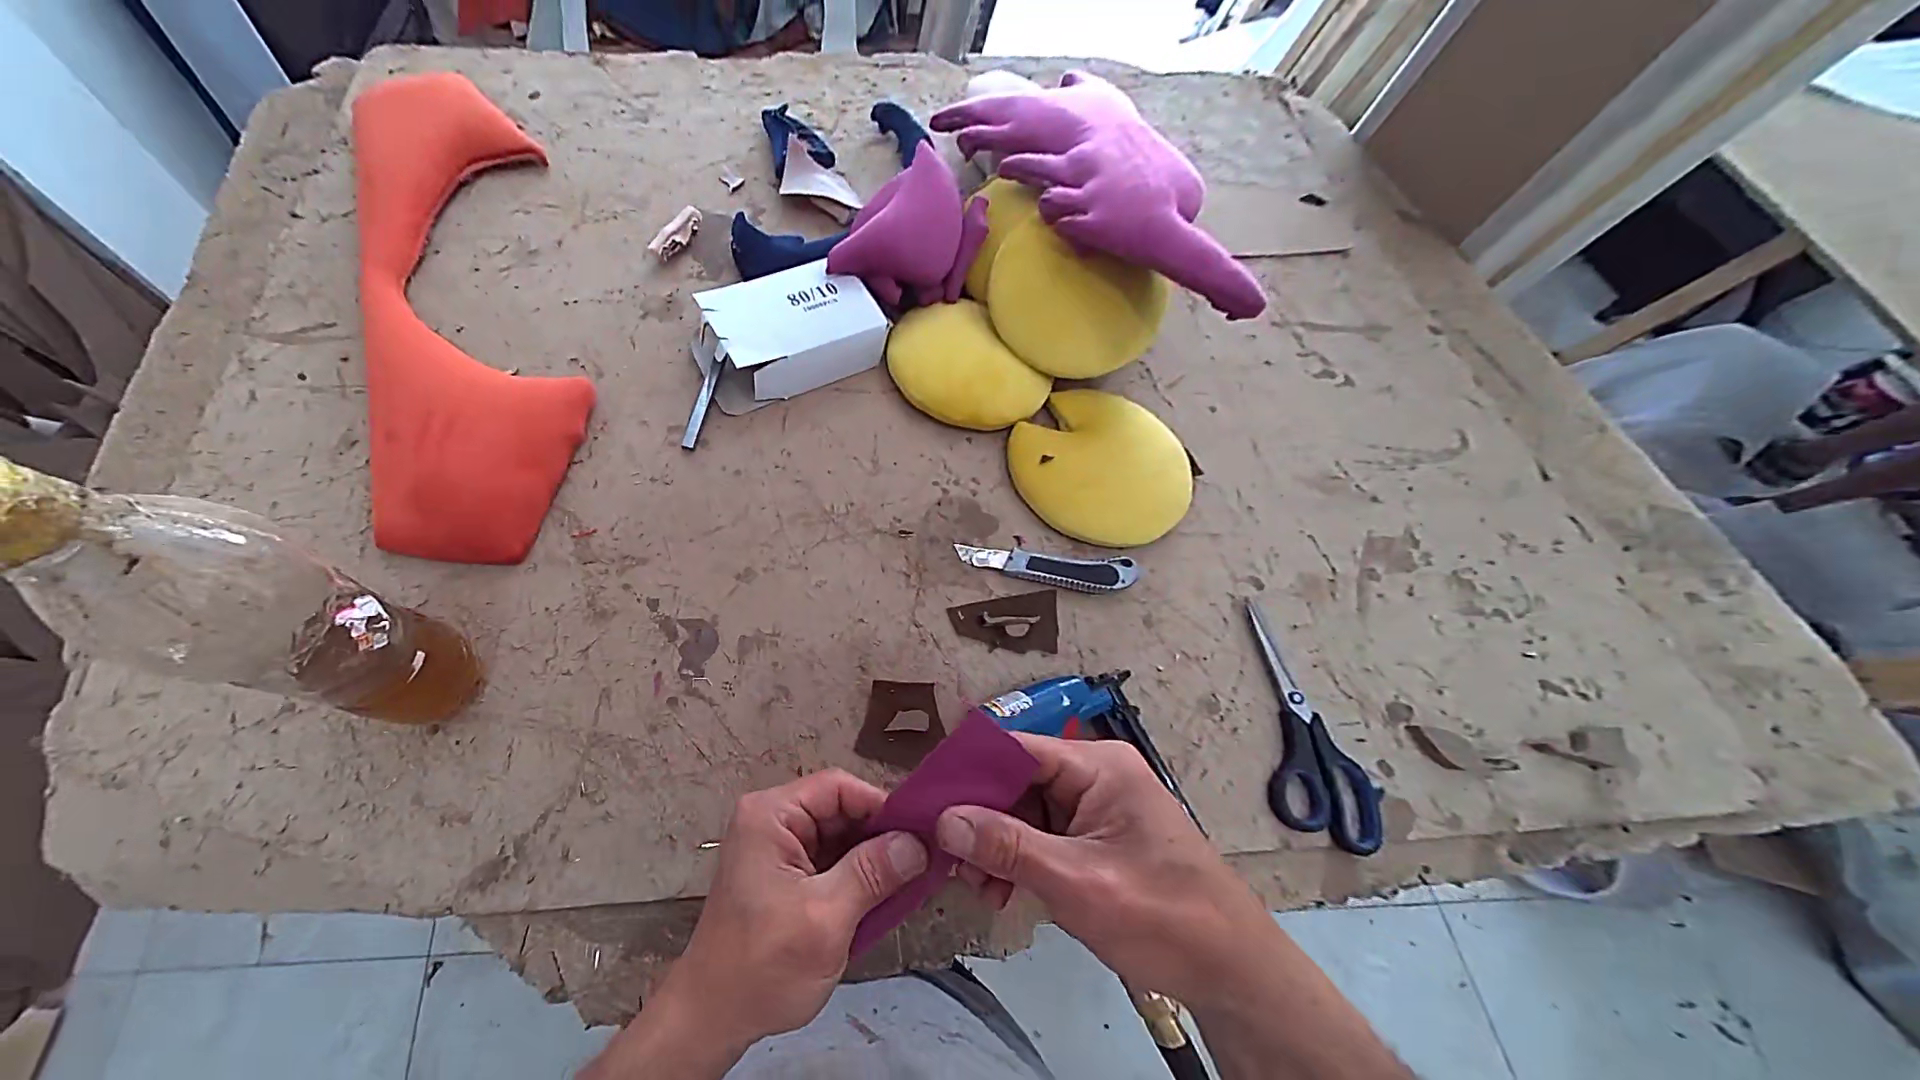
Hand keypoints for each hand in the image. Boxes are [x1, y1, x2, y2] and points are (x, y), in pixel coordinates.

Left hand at [588, 771, 926, 1077]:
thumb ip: (872, 873)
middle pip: (842, 809)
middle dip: (880, 834)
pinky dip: (860, 874)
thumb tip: (918, 843)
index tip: (919, 831)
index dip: (881, 804)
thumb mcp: (825, 918)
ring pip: (842, 835)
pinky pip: (834, 859)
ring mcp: (780, 848)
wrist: (710, 1022)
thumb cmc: (761, 967)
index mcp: (771, 816)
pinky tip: (887, 892)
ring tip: (913, 874)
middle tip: (923, 856)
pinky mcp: (788, 874)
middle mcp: (773, 821)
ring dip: (874, 857)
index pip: (839, 787)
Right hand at [935, 734, 1279, 1009]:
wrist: (1231, 969)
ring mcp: (1098, 806)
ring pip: (1027, 811)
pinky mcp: (1098, 836)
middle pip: (1019, 780)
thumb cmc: (1163, 915)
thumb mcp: (1076, 882)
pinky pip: (1045, 834)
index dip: (970, 772)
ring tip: (979, 886)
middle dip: (983, 820)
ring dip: (998, 845)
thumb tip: (945, 819)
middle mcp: (1096, 774)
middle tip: (951, 861)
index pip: (1017, 749)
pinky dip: (1021, 859)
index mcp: (1099, 765)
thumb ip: (1008, 847)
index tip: (928, 804)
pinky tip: (1004, 889)